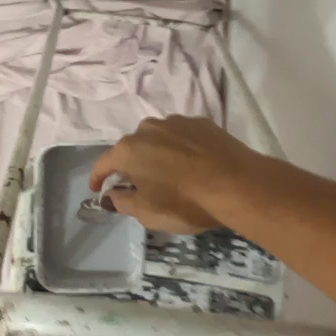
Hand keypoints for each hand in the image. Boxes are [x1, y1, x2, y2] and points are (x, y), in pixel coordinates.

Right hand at [90, 116, 275, 233]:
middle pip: (132, 149)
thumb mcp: (149, 214)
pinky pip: (181, 136)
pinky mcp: (200, 122)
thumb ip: (124, 203)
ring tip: (172, 175)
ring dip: (158, 154)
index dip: (98, 178)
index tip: (97, 189)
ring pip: (157, 139)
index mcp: (129, 151)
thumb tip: (113, 195)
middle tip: (142, 186)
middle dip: (132, 166)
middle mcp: (147, 129)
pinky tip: (194, 165)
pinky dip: (181, 149)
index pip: (104, 163)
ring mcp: (175, 122)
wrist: (237, 184)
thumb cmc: (186, 203)